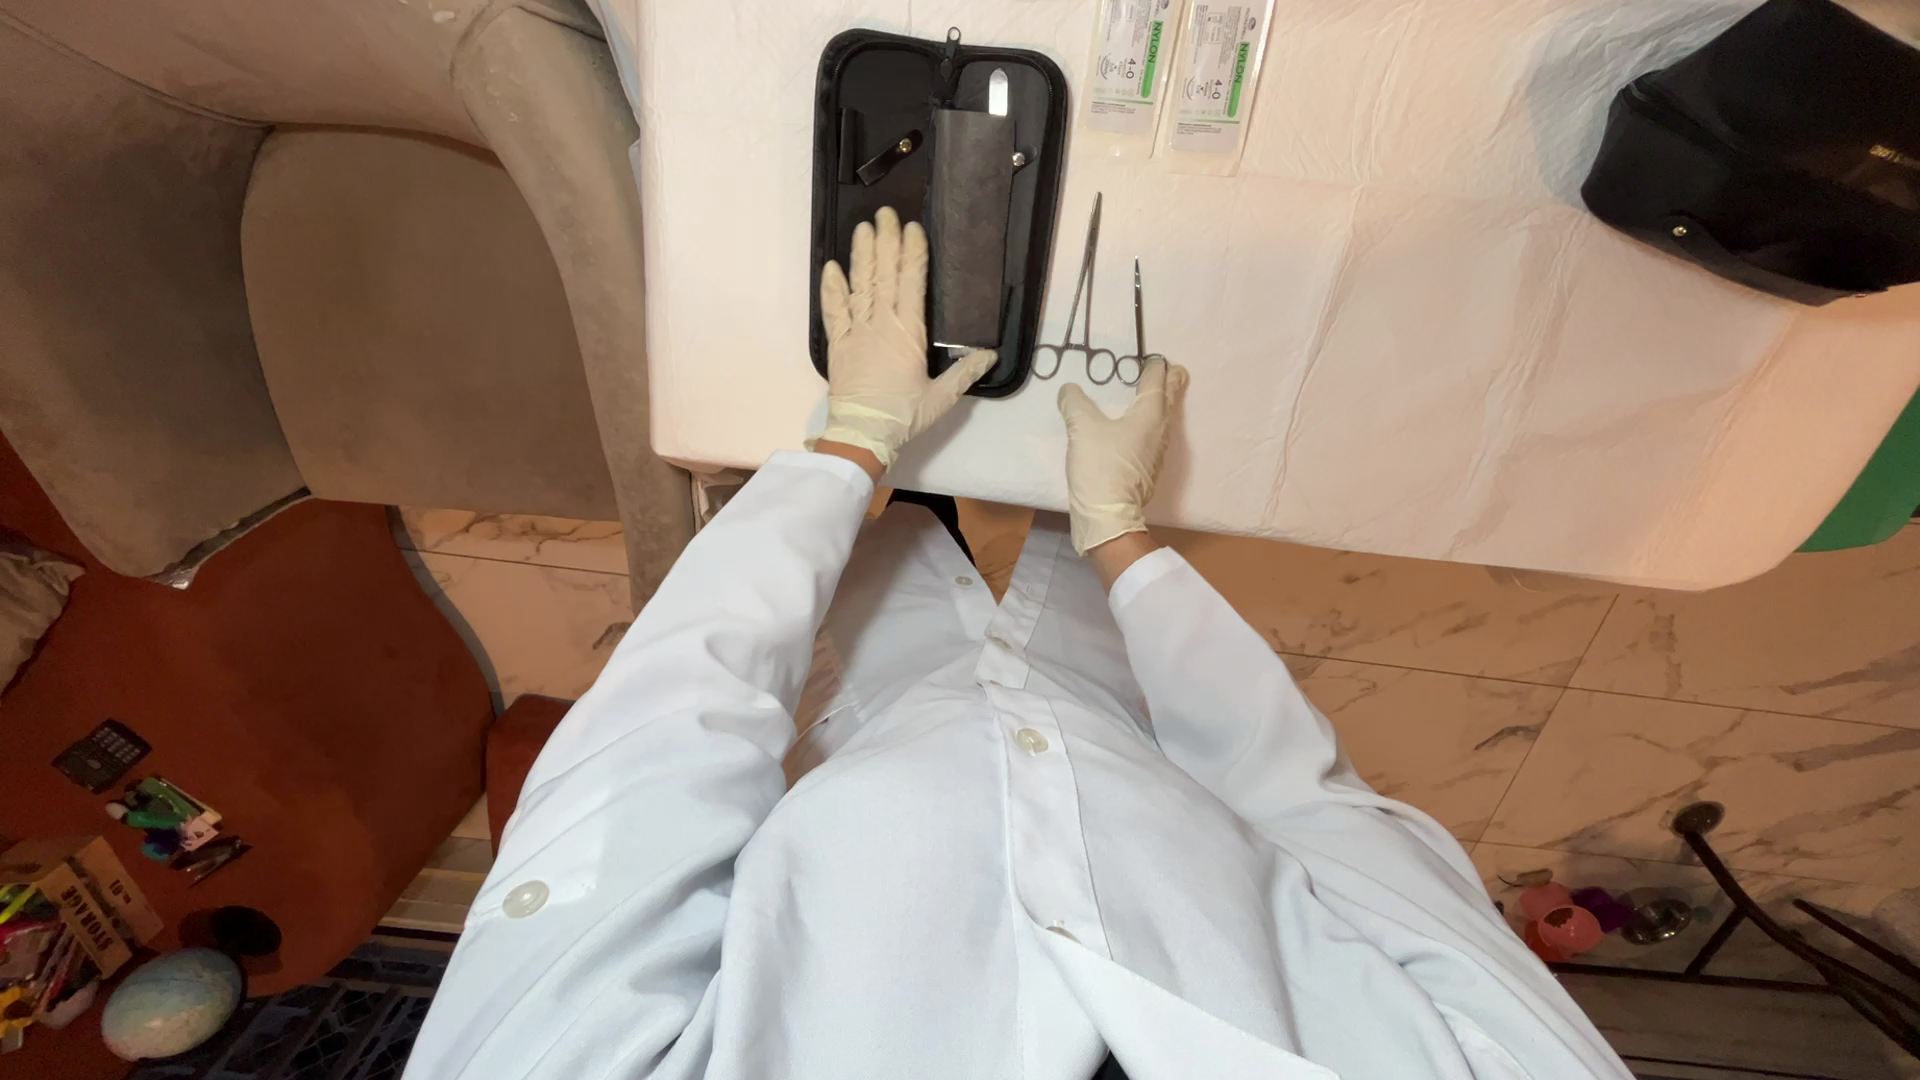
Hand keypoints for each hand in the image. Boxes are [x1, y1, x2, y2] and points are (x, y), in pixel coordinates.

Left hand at [814, 207, 996, 469]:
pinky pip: (834, 310)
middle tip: (885, 213)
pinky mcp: (838, 344)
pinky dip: (832, 288)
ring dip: (861, 255)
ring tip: (863, 227)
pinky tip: (832, 268)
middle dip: (885, 241)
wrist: (864, 433)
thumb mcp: (942, 397)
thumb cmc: (905, 415)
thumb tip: (990, 354)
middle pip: (883, 274)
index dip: (912, 252)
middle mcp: (881, 323)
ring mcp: (856, 331)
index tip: (912, 228)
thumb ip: (965, 372)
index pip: (911, 281)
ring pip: (859, 284)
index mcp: (908, 331)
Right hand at [1056, 357, 1189, 554]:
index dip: (1156, 367)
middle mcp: (1160, 432)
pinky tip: (1135, 433)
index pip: (1157, 382)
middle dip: (1170, 384)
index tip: (1156, 359)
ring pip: (1163, 422)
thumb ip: (1075, 403)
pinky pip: (1152, 440)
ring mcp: (1156, 454)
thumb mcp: (1082, 428)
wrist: (1107, 516)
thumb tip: (1069, 390)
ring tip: (1151, 399)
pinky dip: (1148, 428)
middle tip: (1173, 371)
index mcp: (1149, 415)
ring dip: (1159, 407)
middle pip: (1168, 401)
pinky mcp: (1148, 472)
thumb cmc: (1100, 466)